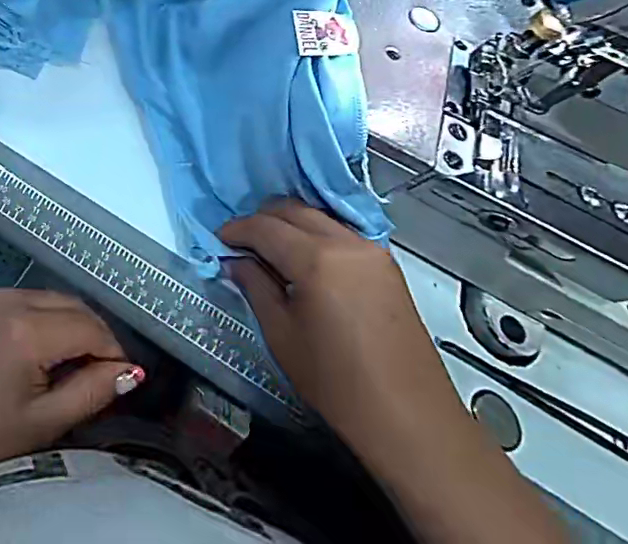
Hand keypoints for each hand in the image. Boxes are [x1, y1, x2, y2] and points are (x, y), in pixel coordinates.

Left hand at [0, 289, 143, 486]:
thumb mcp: (45, 422)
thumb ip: (93, 391)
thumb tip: (132, 372)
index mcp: (26, 330)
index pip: (90, 328)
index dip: (114, 352)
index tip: (125, 378)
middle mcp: (14, 300)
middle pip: (78, 308)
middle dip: (98, 337)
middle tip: (108, 374)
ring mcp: (1, 294)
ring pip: (61, 300)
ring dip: (79, 326)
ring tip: (83, 365)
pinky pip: (40, 300)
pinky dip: (56, 319)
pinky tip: (55, 350)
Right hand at [224, 202, 567, 543]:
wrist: (408, 416)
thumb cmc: (338, 384)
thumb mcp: (283, 337)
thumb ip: (256, 288)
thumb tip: (238, 261)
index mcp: (316, 260)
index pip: (265, 227)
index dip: (237, 230)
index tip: (219, 239)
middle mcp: (345, 242)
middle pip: (293, 210)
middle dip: (262, 219)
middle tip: (241, 241)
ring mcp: (371, 249)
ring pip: (319, 216)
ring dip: (290, 222)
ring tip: (270, 248)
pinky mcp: (386, 262)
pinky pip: (341, 231)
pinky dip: (316, 233)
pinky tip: (305, 257)